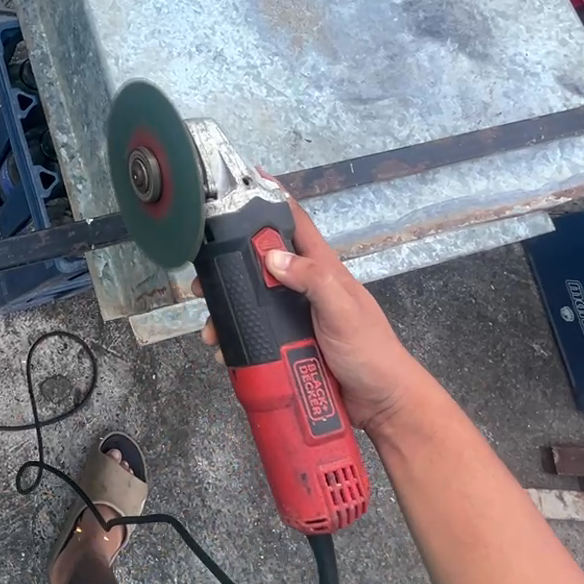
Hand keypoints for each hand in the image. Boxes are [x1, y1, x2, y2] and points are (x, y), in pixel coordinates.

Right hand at [197, 201, 428, 432]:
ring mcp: (295, 314)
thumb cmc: (369, 352)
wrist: (383, 406)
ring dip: (227, 309)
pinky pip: (253, 330)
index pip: (295, 222)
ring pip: (251, 299)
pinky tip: (222, 348)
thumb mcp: (342, 311)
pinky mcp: (287, 340)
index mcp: (322, 268)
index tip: (247, 177)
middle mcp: (304, 285)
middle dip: (228, 265)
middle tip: (200, 278)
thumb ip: (312, 280)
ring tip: (210, 327)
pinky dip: (235, 335)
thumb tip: (271, 255)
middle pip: (259, 262)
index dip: (272, 197)